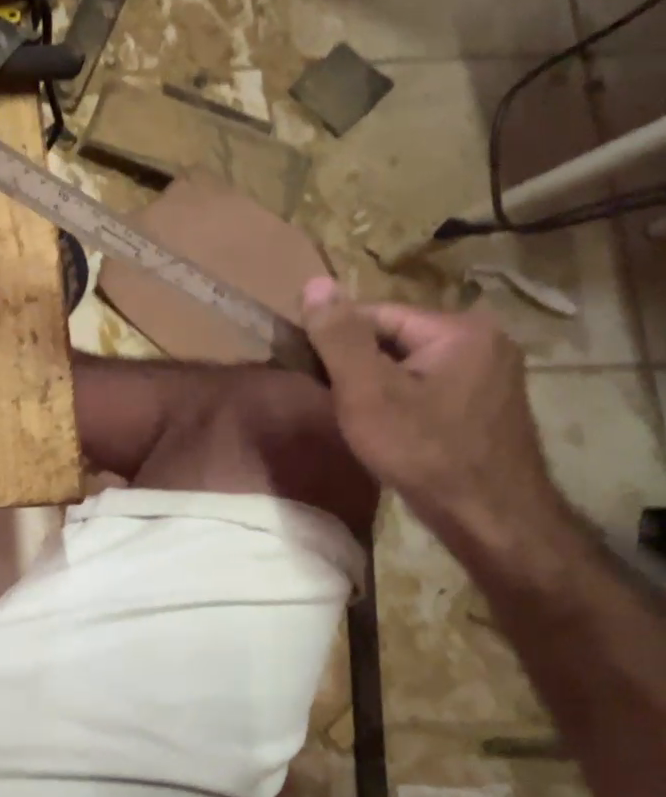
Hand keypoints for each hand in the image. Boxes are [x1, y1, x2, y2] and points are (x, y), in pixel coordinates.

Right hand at [300, 277, 566, 547]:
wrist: (486, 514)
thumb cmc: (421, 448)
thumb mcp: (365, 389)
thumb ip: (338, 335)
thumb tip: (314, 282)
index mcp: (459, 329)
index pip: (372, 314)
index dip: (332, 341)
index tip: (307, 372)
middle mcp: (484, 341)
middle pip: (390, 337)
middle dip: (352, 364)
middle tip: (330, 399)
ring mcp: (489, 373)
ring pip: (403, 363)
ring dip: (370, 383)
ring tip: (353, 415)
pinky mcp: (483, 402)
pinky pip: (423, 384)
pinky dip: (395, 399)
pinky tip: (383, 427)